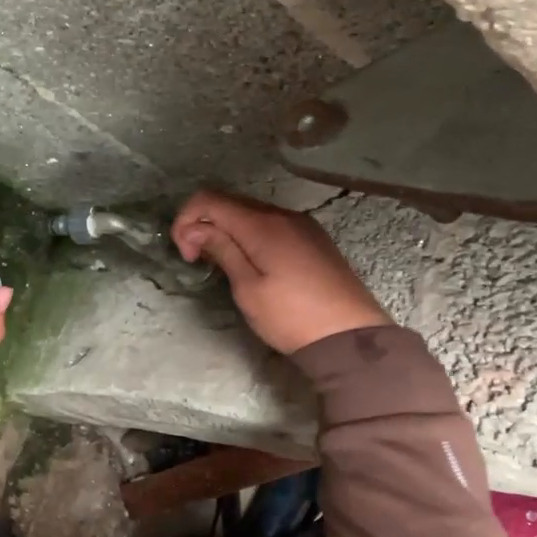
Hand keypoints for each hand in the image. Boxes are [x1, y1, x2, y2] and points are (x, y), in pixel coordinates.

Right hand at [171, 190, 390, 354]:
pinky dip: (248, 235)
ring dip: (225, 231)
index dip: (186, 220)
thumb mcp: (247, 287)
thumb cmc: (291, 316)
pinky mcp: (312, 238)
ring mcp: (302, 225)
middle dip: (203, 225)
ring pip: (249, 213)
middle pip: (229, 202)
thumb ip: (222, 250)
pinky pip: (270, 224)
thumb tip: (195, 228)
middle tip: (199, 260)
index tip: (188, 254)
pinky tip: (249, 263)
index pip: (208, 199)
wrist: (350, 337)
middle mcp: (284, 216)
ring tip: (222, 264)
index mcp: (263, 225)